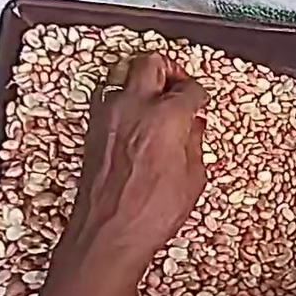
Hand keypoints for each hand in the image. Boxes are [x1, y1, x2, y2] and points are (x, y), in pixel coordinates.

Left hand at [55, 52, 207, 278]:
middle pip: (150, 62)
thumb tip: (193, 127)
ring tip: (157, 100)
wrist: (109, 232)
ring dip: (142, 81)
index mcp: (166, 117)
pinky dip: (125, 99)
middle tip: (179, 86)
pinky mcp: (93, 129)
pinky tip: (138, 120)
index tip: (202, 101)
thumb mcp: (193, 179)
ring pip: (123, 74)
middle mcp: (134, 106)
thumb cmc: (152, 211)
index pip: (189, 88)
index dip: (200, 94)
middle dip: (169, 70)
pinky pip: (109, 97)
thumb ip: (194, 143)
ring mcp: (108, 115)